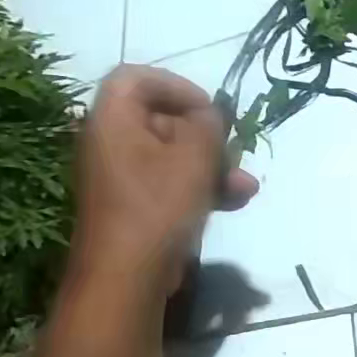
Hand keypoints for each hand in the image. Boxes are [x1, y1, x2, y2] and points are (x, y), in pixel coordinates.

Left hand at [72, 66, 257, 299]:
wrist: (126, 278)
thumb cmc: (158, 206)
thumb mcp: (194, 157)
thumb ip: (208, 125)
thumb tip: (208, 118)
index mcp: (113, 120)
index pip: (138, 78)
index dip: (178, 86)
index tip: (210, 111)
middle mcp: (110, 143)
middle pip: (161, 120)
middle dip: (207, 138)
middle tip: (234, 155)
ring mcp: (120, 178)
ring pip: (171, 156)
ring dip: (212, 168)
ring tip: (245, 188)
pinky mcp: (132, 207)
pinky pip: (167, 184)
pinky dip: (198, 188)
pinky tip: (233, 204)